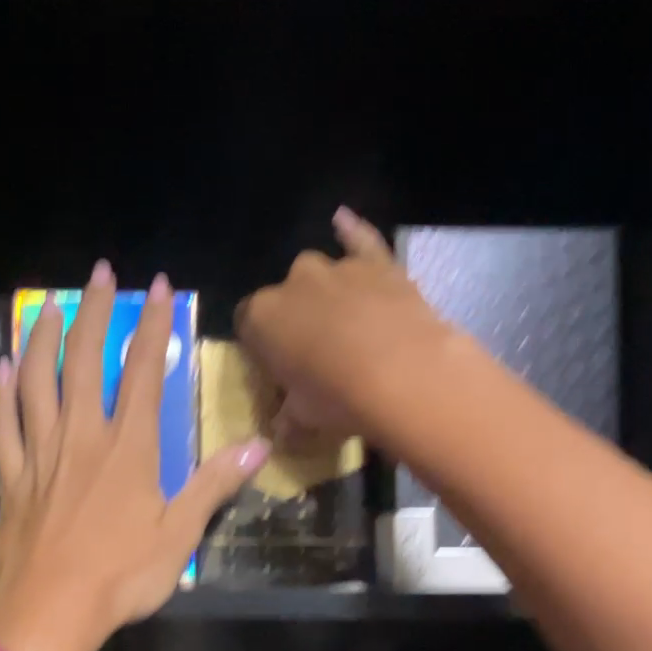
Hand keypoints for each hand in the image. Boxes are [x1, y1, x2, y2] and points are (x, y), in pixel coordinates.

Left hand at [0, 264, 269, 650]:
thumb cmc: (121, 576)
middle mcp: (81, 437)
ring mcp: (40, 455)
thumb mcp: (180, 534)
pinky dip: (0, 393)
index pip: (142, 372)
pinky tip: (2, 370)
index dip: (151, 326)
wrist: (48, 613)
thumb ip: (214, 484)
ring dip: (41, 339)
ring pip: (35, 382)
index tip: (158, 288)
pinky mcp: (11, 478)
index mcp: (127, 448)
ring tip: (46, 307)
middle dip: (92, 312)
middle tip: (97, 274)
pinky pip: (2, 425)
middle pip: (83, 361)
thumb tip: (261, 445)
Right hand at [234, 207, 470, 442]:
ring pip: (320, 278)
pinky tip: (341, 219)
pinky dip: (351, 229)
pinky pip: (360, 239)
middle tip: (315, 358)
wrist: (403, 374)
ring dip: (325, 297)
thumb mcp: (303, 419)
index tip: (279, 372)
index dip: (262, 349)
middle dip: (295, 323)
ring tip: (343, 328)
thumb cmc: (338, 398)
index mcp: (260, 317)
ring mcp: (335, 269)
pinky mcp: (377, 265)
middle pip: (285, 301)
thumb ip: (287, 419)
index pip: (248, 327)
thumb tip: (280, 431)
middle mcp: (291, 284)